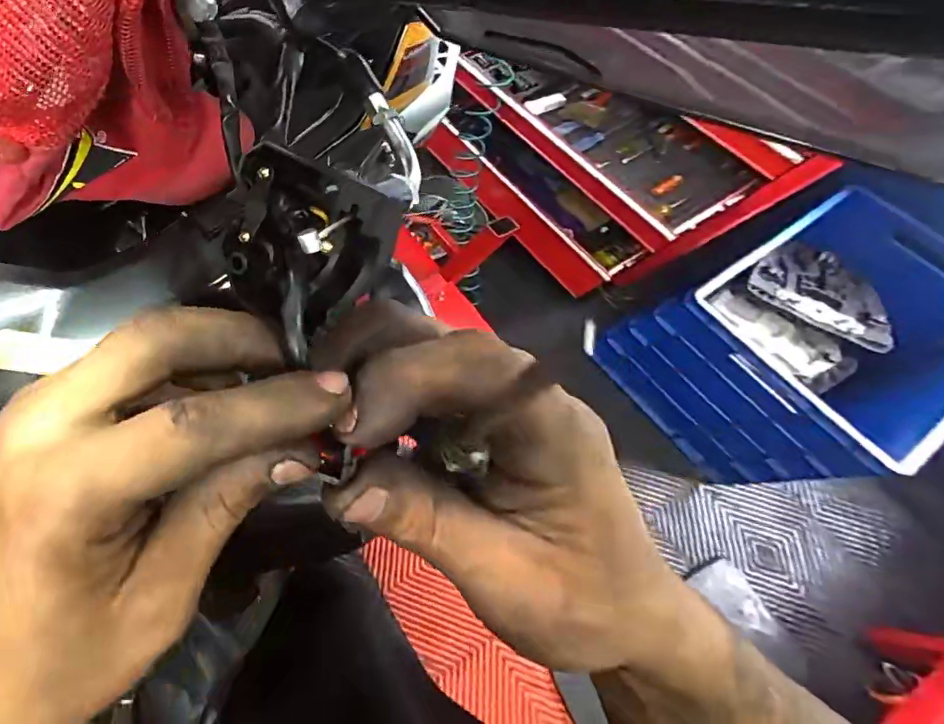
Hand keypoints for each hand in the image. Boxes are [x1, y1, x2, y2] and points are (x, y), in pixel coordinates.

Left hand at [0, 308, 352, 723]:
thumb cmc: (73, 655)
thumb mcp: (161, 597)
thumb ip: (223, 504)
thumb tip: (296, 444)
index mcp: (64, 487)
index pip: (185, 422)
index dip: (268, 404)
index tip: (329, 392)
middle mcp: (39, 422)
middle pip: (150, 340)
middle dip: (233, 337)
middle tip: (291, 357)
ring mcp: (35, 402)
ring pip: (137, 339)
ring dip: (209, 344)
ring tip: (268, 370)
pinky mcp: (43, 401)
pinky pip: (122, 359)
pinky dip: (179, 361)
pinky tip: (219, 383)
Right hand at [317, 302, 841, 722]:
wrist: (626, 611)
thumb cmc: (582, 600)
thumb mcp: (508, 581)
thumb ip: (427, 525)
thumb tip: (339, 490)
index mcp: (550, 420)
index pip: (471, 362)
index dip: (399, 379)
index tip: (347, 434)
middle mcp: (518, 382)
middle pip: (427, 332)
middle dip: (361, 362)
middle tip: (316, 422)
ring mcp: (490, 384)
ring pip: (407, 338)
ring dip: (356, 369)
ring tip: (323, 424)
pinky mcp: (465, 398)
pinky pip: (405, 368)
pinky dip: (365, 386)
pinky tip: (346, 425)